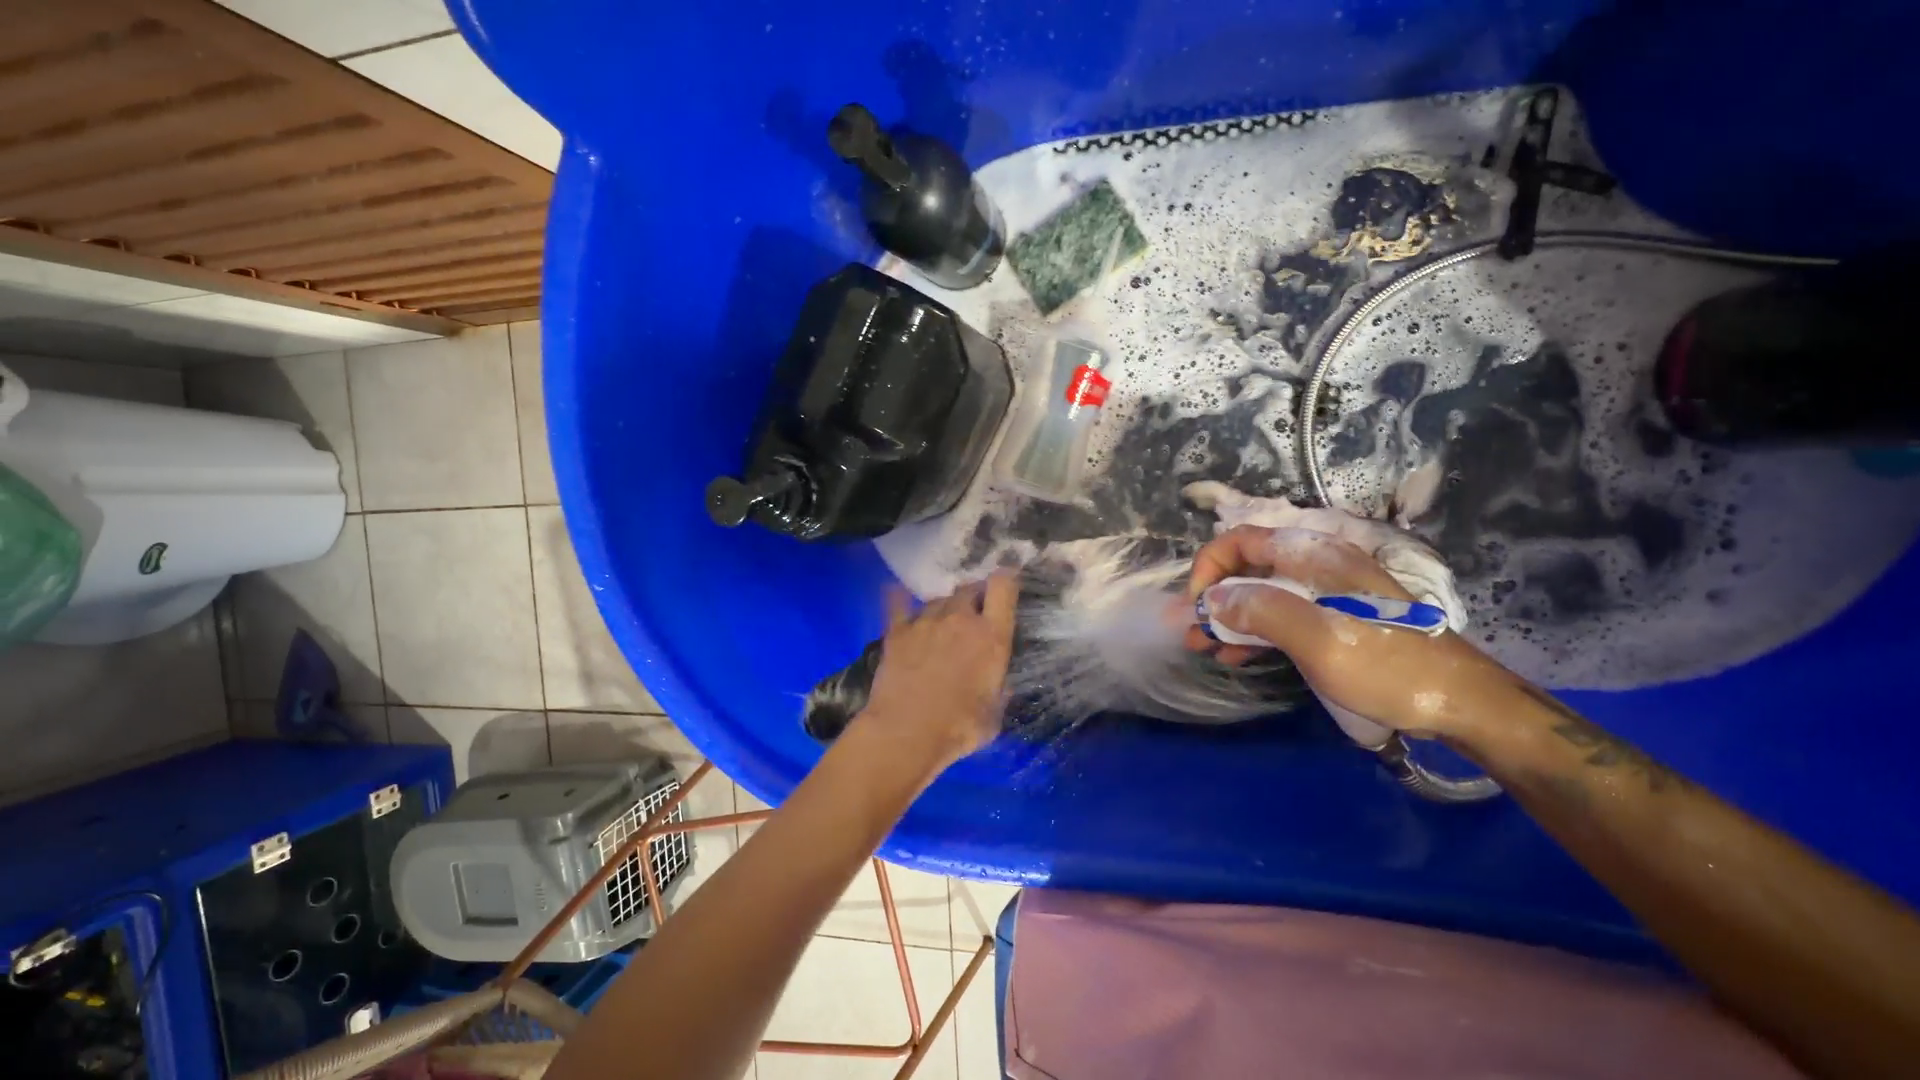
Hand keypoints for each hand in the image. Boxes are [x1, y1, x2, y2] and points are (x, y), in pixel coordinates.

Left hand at [854, 572, 1018, 769]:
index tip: (1005, 583)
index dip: (1005, 579)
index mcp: (992, 637)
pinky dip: (900, 598)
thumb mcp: (994, 715)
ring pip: (938, 599)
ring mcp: (926, 621)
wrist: (906, 734)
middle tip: (972, 613)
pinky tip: (897, 593)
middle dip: (973, 596)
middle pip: (969, 588)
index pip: (1003, 587)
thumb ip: (999, 691)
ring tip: (941, 622)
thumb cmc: (958, 729)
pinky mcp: (897, 630)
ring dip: (944, 607)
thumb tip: (1000, 684)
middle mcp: (961, 619)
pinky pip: (898, 603)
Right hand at [1185, 525, 1508, 734]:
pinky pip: (1282, 615)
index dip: (1210, 567)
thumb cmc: (1389, 668)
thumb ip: (1264, 611)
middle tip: (1192, 634)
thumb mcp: (1322, 640)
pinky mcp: (1337, 620)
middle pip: (1250, 566)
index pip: (1244, 540)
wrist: (1459, 702)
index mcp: (1318, 558)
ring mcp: (1330, 594)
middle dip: (1214, 595)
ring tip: (1205, 648)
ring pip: (1263, 593)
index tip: (1195, 607)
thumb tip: (1212, 599)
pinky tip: (1237, 654)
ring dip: (1229, 616)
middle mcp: (1320, 566)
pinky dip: (1254, 630)